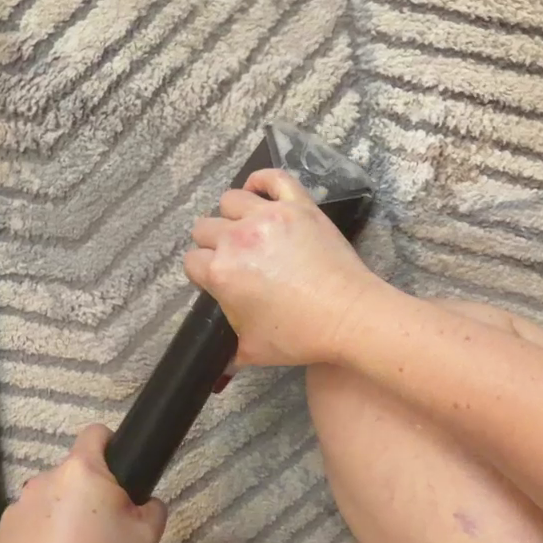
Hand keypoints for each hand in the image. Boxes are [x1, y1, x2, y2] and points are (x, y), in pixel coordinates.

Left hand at [0, 426, 166, 542]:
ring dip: (63, 521)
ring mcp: (14, 511)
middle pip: (73, 476)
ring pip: (50, 505)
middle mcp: (42, 482)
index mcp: (80, 471)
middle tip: (105, 534)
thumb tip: (138, 505)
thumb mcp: (147, 537)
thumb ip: (151, 507)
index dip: (112, 446)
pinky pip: (28, 531)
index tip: (120, 476)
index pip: (95, 433)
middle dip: (90, 495)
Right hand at [182, 168, 385, 366]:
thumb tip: (219, 365)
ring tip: (246, 229)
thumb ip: (228, 352)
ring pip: (230, 199)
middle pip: (204, 227)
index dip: (203, 272)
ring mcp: (269, 216)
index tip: (220, 280)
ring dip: (232, 214)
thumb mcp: (253, 351)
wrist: (350, 316)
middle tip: (235, 258)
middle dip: (213, 243)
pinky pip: (273, 178)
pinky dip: (262, 180)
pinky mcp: (299, 205)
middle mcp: (237, 238)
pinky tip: (257, 191)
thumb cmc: (301, 336)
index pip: (192, 262)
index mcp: (220, 273)